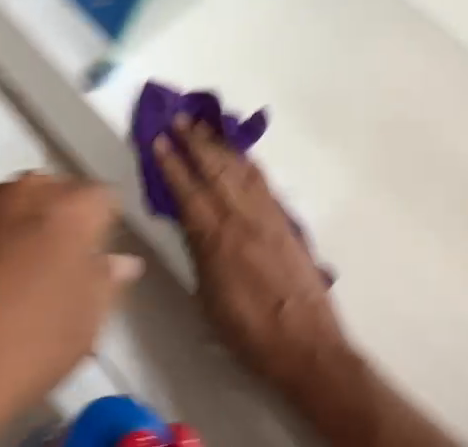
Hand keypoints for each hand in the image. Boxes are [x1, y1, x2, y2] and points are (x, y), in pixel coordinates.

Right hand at [154, 115, 340, 390]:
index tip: (158, 139)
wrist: (309, 350)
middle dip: (195, 142)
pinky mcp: (287, 224)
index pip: (187, 191)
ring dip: (220, 146)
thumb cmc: (249, 333)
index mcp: (215, 239)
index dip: (172, 164)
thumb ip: (197, 253)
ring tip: (205, 127)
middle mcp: (241, 220)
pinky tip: (240, 156)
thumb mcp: (208, 297)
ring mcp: (267, 218)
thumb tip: (188, 223)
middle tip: (180, 118)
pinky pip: (263, 183)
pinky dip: (248, 163)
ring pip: (240, 171)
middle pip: (214, 170)